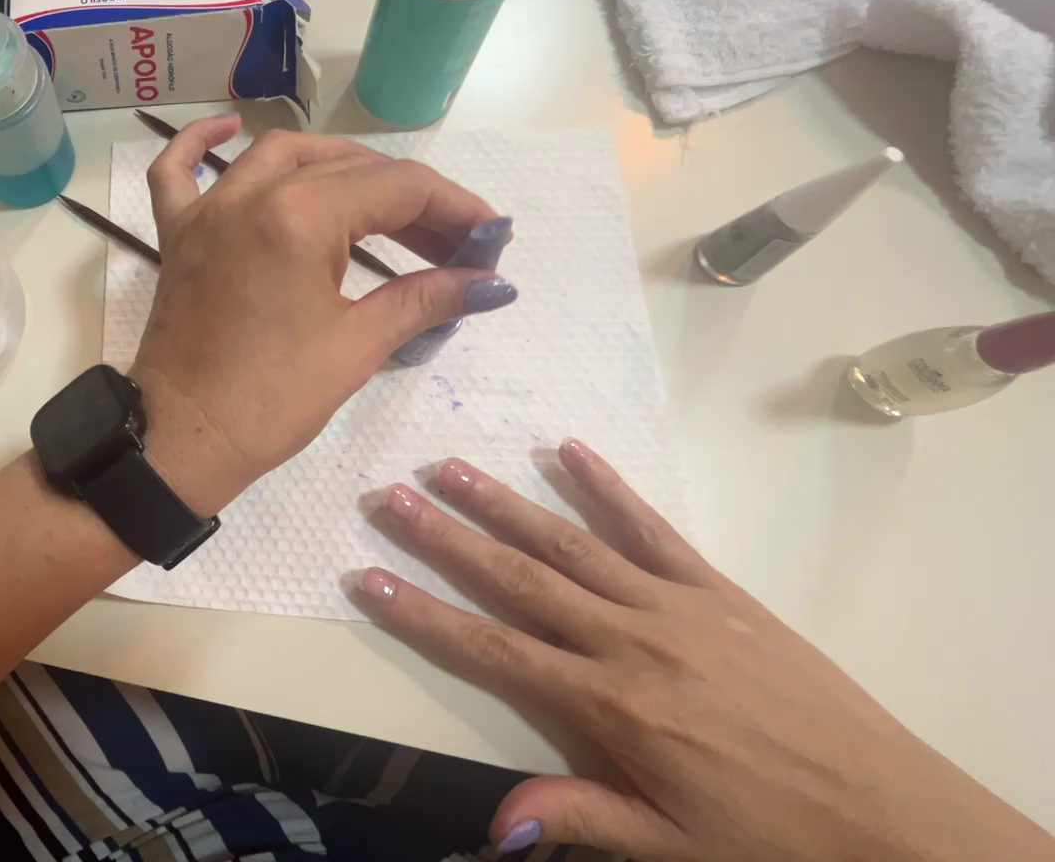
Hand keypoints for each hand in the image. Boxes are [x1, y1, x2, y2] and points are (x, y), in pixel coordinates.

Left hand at [129, 113, 510, 516]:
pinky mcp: (177, 235)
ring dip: (335, 166)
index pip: (395, 187)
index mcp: (298, 217)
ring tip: (382, 202)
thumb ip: (425, 299)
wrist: (182, 440)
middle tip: (449, 241)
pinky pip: (177, 173)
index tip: (490, 238)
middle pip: (345, 169)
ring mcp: (205, 212)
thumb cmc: (271, 400)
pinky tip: (227, 128)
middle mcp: (248, 196)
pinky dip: (199, 146)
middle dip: (408, 199)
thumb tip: (491, 283)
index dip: (454, 207)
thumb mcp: (357, 346)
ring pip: (278, 157)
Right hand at [349, 440, 1054, 860]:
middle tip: (390, 495)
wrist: (903, 825)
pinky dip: (607, 487)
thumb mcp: (670, 849)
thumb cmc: (769, 840)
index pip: (488, 648)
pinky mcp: (716, 590)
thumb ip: (578, 818)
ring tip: (448, 466)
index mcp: (607, 705)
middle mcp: (628, 640)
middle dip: (443, 536)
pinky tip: (568, 449)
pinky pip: (652, 529)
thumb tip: (492, 824)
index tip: (368, 577)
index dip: (421, 613)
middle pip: (515, 577)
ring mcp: (672, 605)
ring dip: (502, 501)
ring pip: (568, 541)